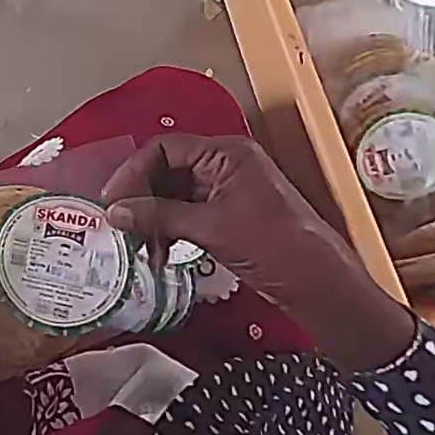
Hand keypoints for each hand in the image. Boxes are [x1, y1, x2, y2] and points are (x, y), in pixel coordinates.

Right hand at [101, 134, 416, 369]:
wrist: (320, 285)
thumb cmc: (274, 246)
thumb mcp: (211, 228)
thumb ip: (159, 216)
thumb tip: (116, 211)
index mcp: (226, 154)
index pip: (166, 149)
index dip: (135, 172)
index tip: (114, 200)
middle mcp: (226, 164)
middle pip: (168, 170)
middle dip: (143, 198)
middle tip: (123, 226)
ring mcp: (228, 189)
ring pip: (176, 194)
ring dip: (155, 219)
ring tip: (143, 249)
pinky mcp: (229, 214)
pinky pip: (188, 213)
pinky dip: (171, 231)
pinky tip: (162, 254)